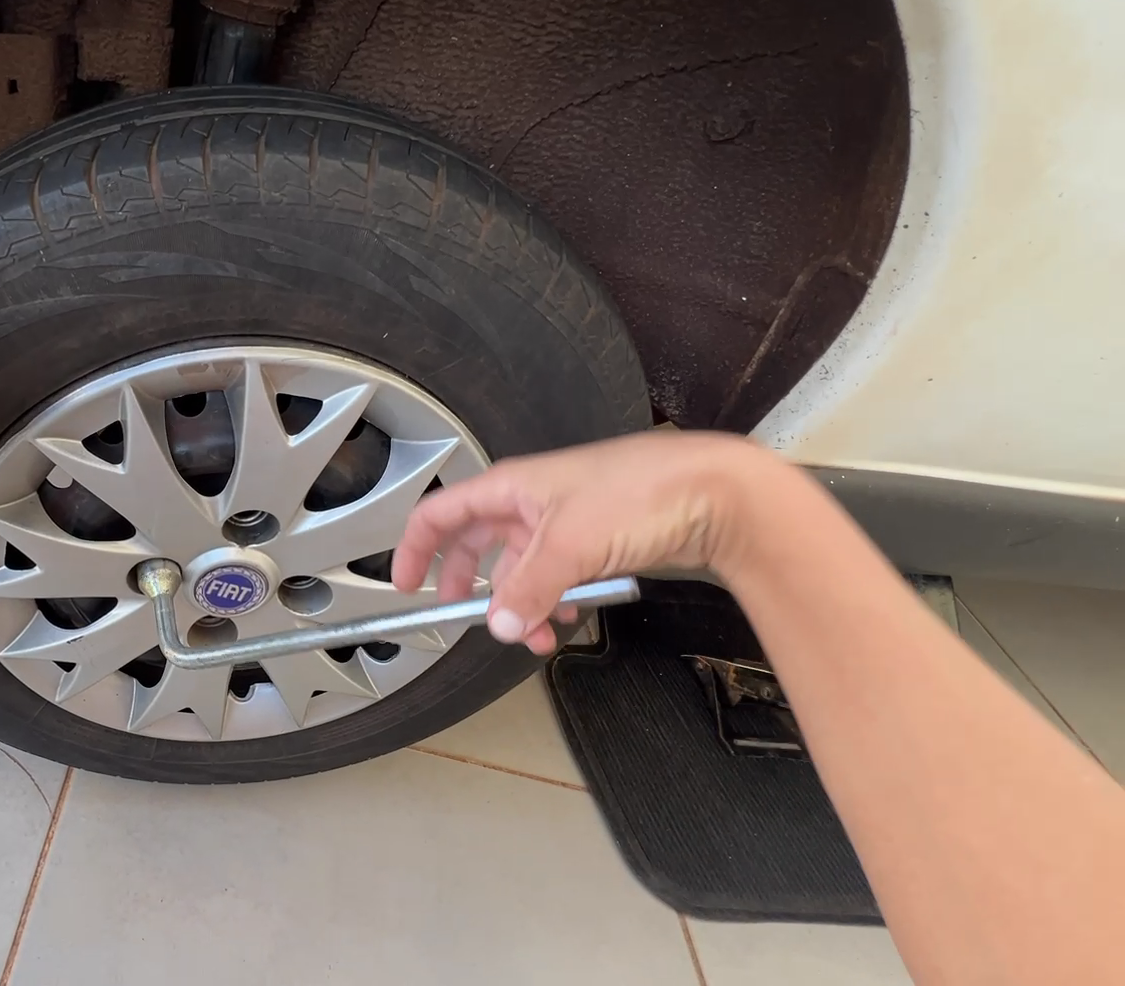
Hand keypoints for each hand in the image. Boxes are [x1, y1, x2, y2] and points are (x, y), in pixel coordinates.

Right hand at [392, 431, 782, 653]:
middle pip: (475, 546)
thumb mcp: (569, 544)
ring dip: (520, 604)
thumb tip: (498, 626)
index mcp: (508, 488)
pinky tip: (568, 619)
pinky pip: (555, 576)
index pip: (439, 514)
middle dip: (468, 586)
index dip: (415, 548)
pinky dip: (553, 601)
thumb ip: (527, 589)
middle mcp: (527, 502)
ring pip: (519, 568)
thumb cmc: (639, 492)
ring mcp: (561, 521)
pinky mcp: (593, 540)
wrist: (721, 492)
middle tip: (464, 617)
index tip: (405, 584)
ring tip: (536, 636)